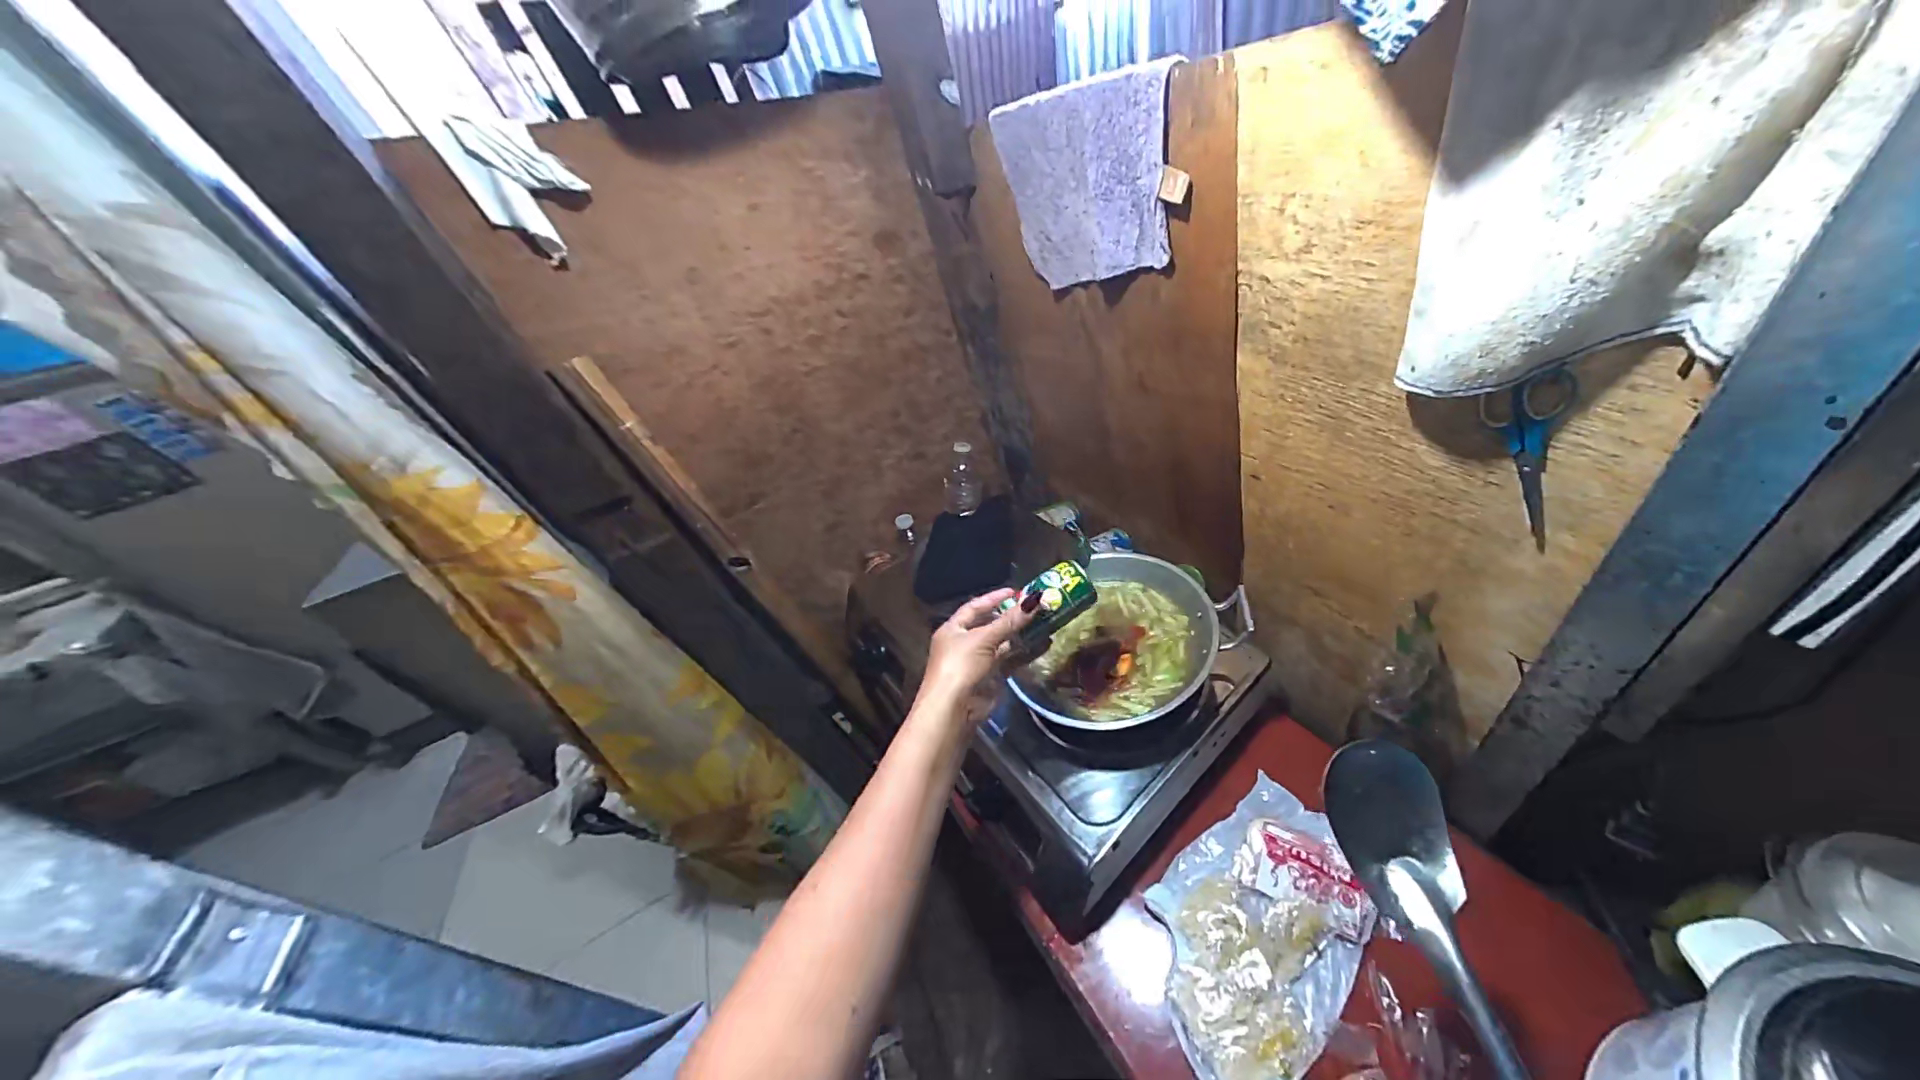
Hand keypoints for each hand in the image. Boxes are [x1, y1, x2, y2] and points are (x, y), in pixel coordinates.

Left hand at [922, 588, 1032, 700]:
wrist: (954, 709)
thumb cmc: (961, 665)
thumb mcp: (984, 639)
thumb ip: (1010, 621)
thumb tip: (1035, 599)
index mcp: (953, 628)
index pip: (974, 607)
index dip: (994, 598)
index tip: (1016, 591)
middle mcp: (963, 643)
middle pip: (989, 624)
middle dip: (1010, 616)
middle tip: (1033, 606)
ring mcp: (977, 661)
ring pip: (1002, 642)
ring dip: (1020, 633)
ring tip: (1043, 621)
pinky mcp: (990, 677)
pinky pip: (1009, 659)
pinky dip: (1024, 652)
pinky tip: (1042, 643)